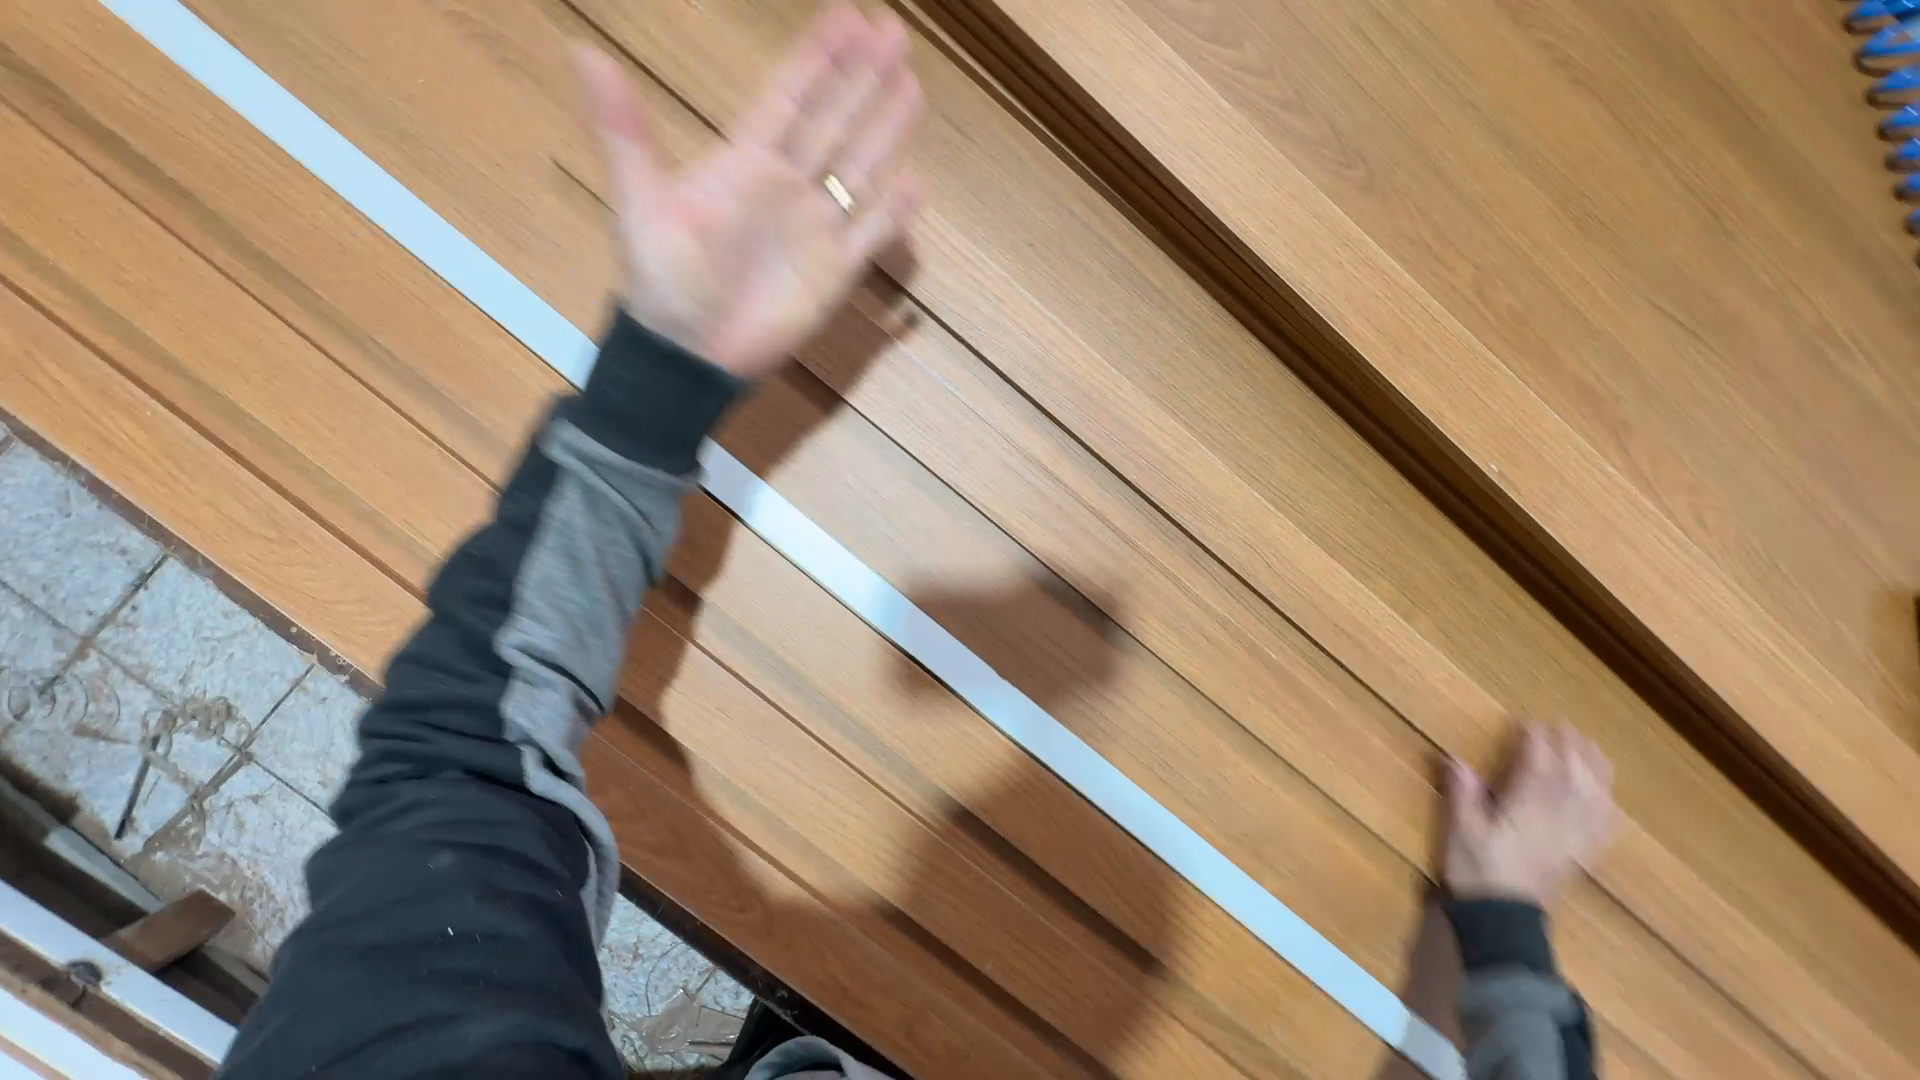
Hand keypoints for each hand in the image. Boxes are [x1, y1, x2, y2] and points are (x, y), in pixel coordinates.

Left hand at [573, 3, 924, 377]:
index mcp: (744, 164)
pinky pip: (870, 236)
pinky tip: (915, 183)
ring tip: (911, 86)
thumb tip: (583, 49)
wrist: (689, 356)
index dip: (818, 59)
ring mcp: (815, 230)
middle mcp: (786, 188)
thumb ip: (624, 132)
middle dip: (863, 78)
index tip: (848, 17)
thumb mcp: (639, 203)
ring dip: (886, 130)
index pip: (789, 100)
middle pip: (833, 123)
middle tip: (893, 32)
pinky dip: (893, 214)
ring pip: (859, 170)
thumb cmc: (663, 282)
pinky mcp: (835, 274)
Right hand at [1443, 721, 1617, 906]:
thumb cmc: (1477, 870)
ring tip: (1591, 749)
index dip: (1537, 742)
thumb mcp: (1459, 830)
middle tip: (1563, 726)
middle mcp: (1559, 819)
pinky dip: (1608, 807)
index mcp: (1527, 809)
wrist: (1504, 919)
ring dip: (1595, 770)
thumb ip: (1461, 794)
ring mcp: (1575, 838)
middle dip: (1570, 748)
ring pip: (1595, 797)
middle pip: (1573, 776)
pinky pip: (1604, 827)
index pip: (1539, 767)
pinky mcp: (1581, 856)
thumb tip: (1455, 758)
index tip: (1531, 721)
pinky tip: (1608, 798)